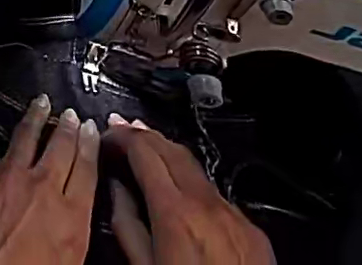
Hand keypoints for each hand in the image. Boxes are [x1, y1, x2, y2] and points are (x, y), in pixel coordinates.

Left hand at [0, 90, 100, 264]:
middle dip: (68, 126)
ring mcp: (9, 177)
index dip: (90, 145)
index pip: (87, 169)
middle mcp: (43, 190)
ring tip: (40, 103)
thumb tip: (77, 219)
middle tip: (71, 115)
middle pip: (61, 146)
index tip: (91, 129)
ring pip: (27, 134)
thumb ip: (73, 234)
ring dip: (36, 115)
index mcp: (70, 219)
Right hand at [104, 117, 273, 264]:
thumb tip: (117, 192)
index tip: (109, 134)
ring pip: (195, 167)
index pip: (145, 152)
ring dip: (167, 154)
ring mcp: (233, 215)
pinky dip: (192, 184)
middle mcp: (207, 205)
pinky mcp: (252, 230)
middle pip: (170, 148)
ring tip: (145, 148)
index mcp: (176, 215)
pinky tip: (179, 191)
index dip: (123, 137)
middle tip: (121, 130)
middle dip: (143, 135)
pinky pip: (216, 195)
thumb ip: (128, 227)